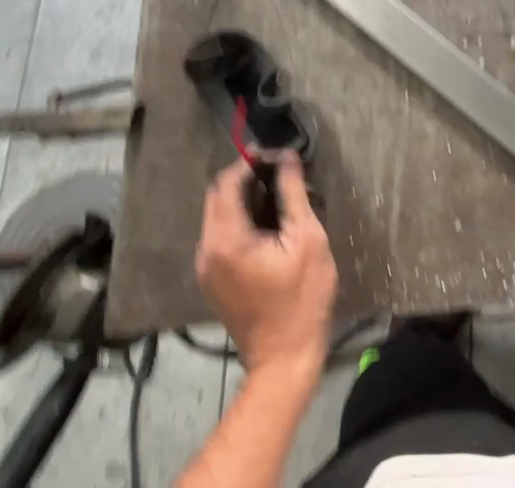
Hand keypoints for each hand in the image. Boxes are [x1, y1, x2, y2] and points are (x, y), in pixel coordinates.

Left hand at [194, 155, 336, 371]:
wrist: (285, 357)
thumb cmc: (302, 298)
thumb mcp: (307, 239)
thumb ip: (293, 195)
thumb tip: (287, 159)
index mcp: (225, 239)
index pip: (226, 182)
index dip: (251, 161)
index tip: (280, 156)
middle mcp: (206, 250)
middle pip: (218, 197)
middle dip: (248, 177)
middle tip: (284, 173)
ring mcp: (207, 267)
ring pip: (220, 216)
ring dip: (247, 199)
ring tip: (284, 196)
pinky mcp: (214, 280)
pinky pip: (223, 236)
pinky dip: (244, 220)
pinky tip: (273, 225)